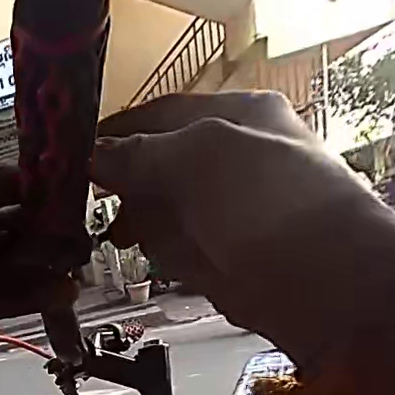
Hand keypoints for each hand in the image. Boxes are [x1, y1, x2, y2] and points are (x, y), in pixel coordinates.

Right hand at [92, 92, 394, 365]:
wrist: (319, 280)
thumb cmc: (266, 201)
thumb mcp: (199, 156)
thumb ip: (140, 153)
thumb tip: (93, 154)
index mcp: (236, 117)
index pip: (162, 114)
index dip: (118, 129)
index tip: (75, 151)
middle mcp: (227, 159)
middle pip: (155, 162)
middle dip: (121, 179)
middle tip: (85, 197)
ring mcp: (219, 209)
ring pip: (157, 206)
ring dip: (131, 216)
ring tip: (115, 230)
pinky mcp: (212, 253)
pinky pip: (167, 243)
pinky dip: (149, 245)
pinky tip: (138, 250)